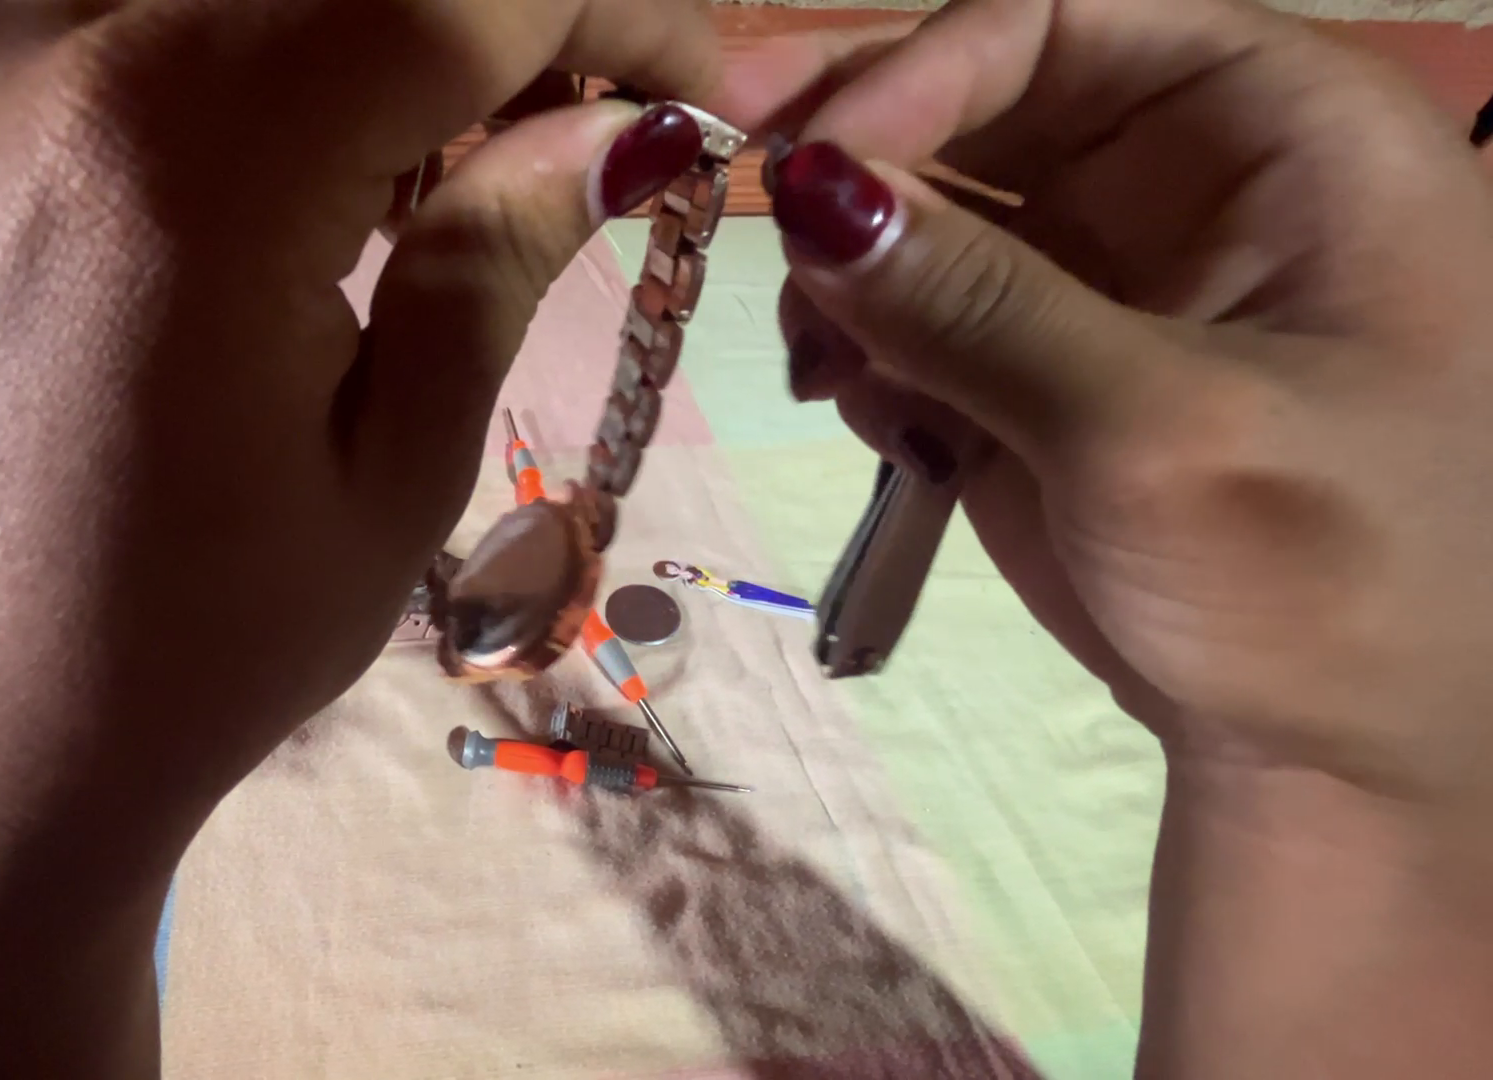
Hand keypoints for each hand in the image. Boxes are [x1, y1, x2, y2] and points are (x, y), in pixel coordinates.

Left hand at [0, 0, 723, 797]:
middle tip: (601, 123)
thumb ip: (498, 257)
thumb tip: (625, 134)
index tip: (695, 92)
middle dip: (516, 21)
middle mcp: (52, 43)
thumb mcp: (403, 465)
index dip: (611, 11)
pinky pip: (177, 9)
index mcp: (191, 164)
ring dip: (409, 37)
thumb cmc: (227, 628)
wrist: (21, 707)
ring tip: (490, 157)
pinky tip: (357, 159)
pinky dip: (301, 54)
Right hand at [726, 1, 1492, 1073]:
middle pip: (960, 120)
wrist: (1306, 737)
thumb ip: (972, 304)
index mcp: (1271, 141)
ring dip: (846, 297)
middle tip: (763, 242)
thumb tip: (807, 197)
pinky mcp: (1006, 371)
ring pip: (903, 231)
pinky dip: (862, 365)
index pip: (1058, 28)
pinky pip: (893, 326)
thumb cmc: (1309, 577)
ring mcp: (1070, 290)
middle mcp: (1160, 191)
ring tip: (840, 384)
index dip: (916, 75)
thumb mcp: (1145, 426)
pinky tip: (890, 432)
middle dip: (852, 188)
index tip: (797, 168)